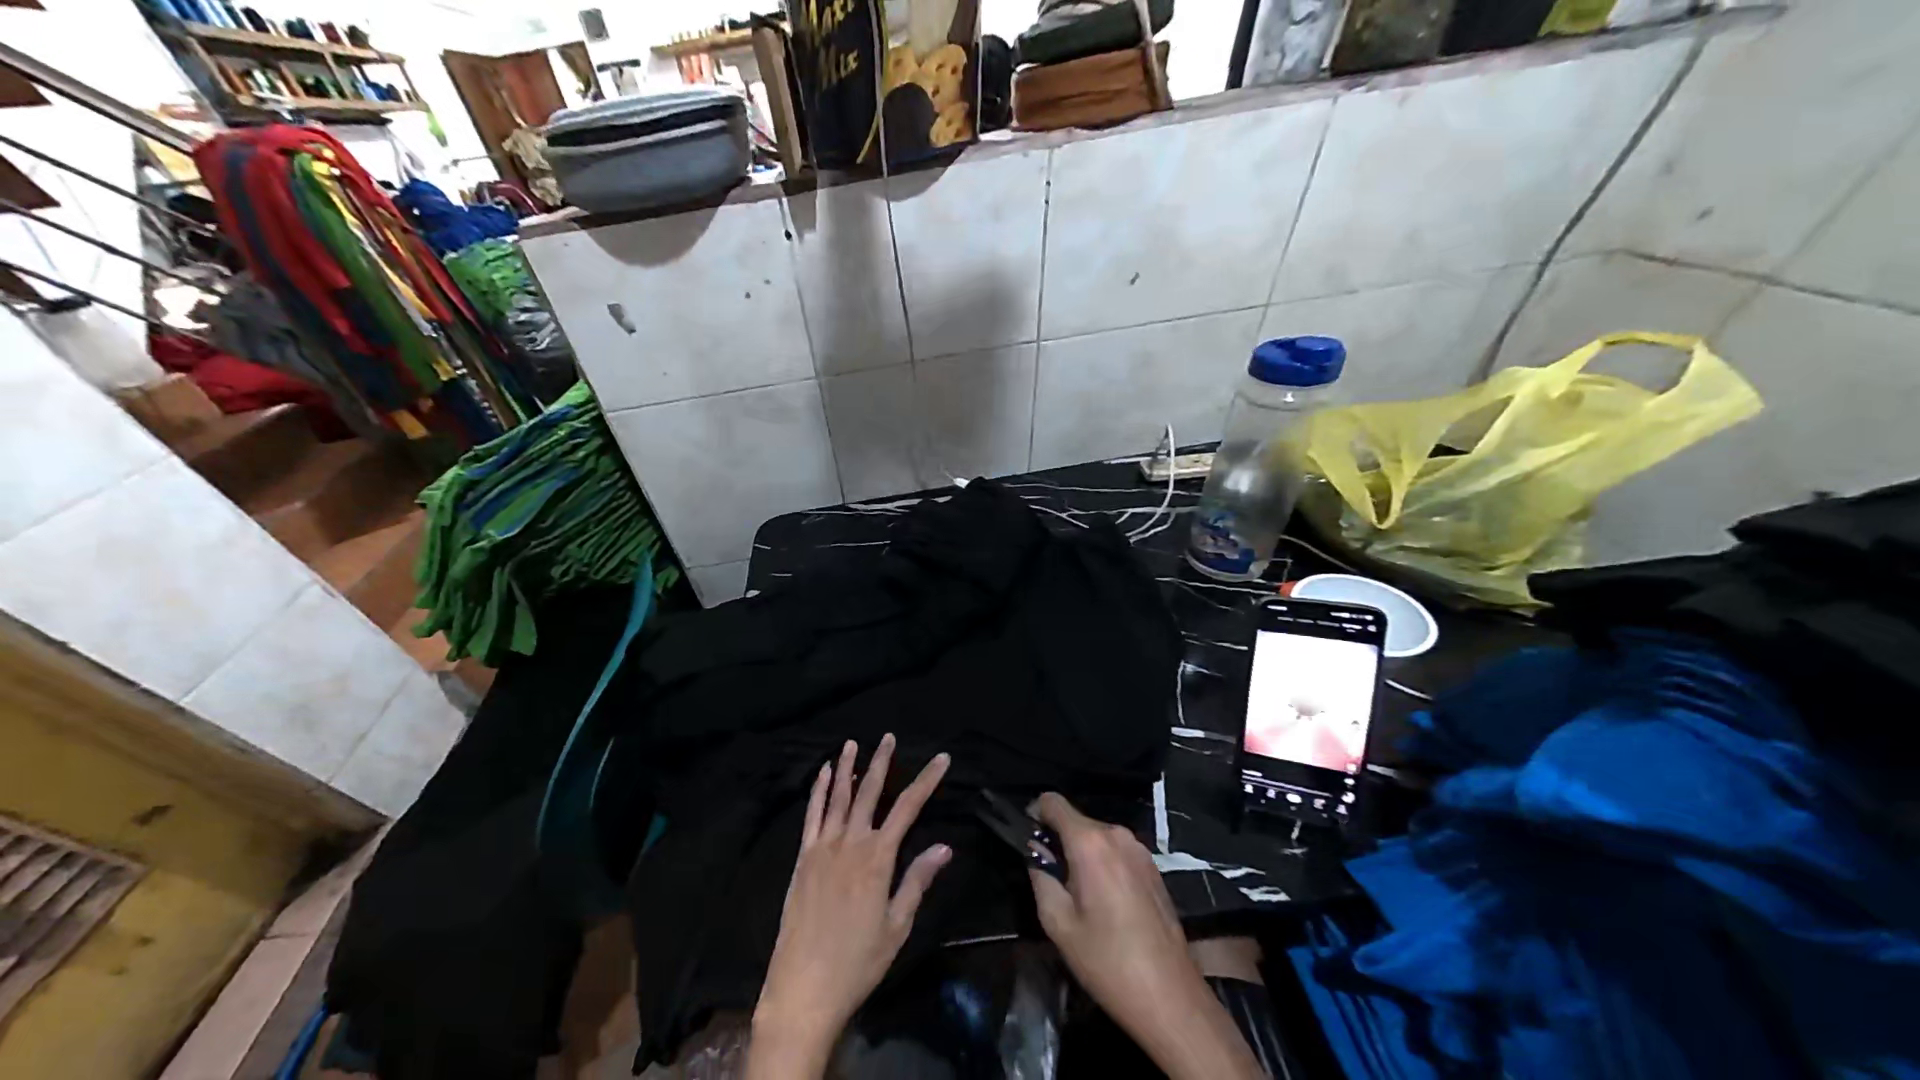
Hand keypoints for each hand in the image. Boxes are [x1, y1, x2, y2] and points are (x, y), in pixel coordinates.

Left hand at [747, 736, 950, 1079]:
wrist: (803, 989)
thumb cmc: (858, 962)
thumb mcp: (897, 926)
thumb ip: (917, 881)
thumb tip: (945, 846)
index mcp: (878, 859)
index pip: (908, 808)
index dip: (927, 781)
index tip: (942, 759)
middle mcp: (850, 844)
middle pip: (869, 793)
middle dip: (882, 762)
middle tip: (889, 737)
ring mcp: (822, 848)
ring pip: (838, 797)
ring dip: (847, 768)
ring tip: (853, 744)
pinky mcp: (802, 858)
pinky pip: (812, 815)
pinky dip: (818, 791)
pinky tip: (823, 775)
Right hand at [1028, 793, 1265, 1079]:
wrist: (1170, 996)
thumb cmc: (1107, 961)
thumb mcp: (1057, 923)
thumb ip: (1040, 876)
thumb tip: (1036, 853)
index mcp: (1090, 842)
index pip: (1052, 802)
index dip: (1034, 814)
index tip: (1027, 840)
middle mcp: (1117, 835)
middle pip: (1076, 821)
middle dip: (1058, 841)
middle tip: (1050, 878)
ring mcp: (1140, 850)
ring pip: (1097, 837)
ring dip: (1081, 854)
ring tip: (1076, 895)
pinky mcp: (1154, 868)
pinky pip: (1117, 852)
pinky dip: (1102, 864)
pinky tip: (1104, 902)